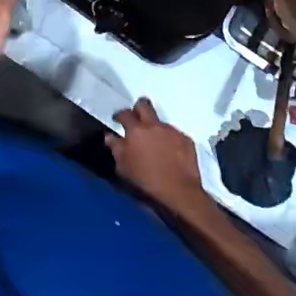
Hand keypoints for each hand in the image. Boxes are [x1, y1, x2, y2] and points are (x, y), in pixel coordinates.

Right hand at [107, 99, 210, 215]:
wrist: (178, 191)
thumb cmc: (145, 183)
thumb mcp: (123, 169)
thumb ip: (116, 148)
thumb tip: (110, 137)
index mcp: (136, 132)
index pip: (125, 113)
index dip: (119, 114)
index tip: (117, 119)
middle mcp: (155, 126)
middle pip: (144, 105)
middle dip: (138, 108)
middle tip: (136, 119)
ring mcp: (173, 131)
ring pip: (160, 122)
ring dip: (155, 130)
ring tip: (154, 146)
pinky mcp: (186, 139)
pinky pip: (174, 135)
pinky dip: (169, 141)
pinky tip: (169, 154)